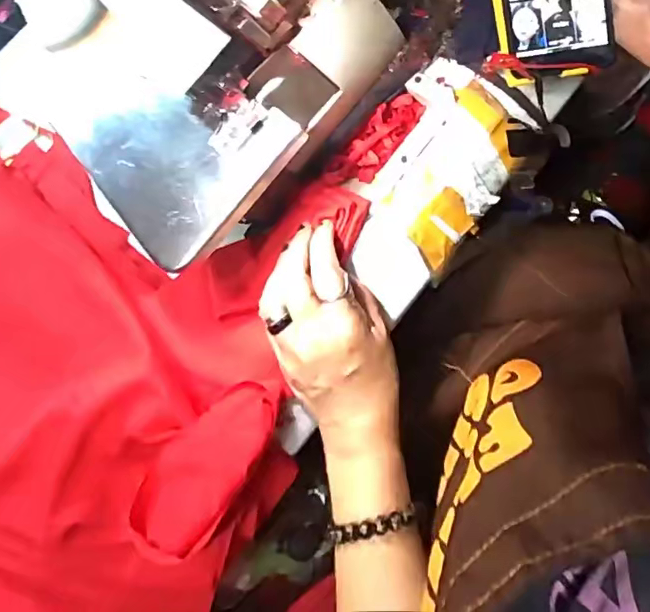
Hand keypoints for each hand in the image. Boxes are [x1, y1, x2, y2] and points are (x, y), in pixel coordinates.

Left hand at [260, 221, 399, 444]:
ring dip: (281, 265)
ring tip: (294, 249)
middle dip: (297, 247)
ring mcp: (287, 342)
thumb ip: (357, 295)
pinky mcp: (277, 352)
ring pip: (273, 292)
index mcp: (339, 324)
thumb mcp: (380, 329)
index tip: (324, 226)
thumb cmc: (377, 376)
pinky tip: (284, 277)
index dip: (322, 242)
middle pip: (292, 276)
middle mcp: (308, 330)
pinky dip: (274, 288)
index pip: (324, 270)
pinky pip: (268, 311)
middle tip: (306, 230)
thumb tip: (339, 266)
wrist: (354, 423)